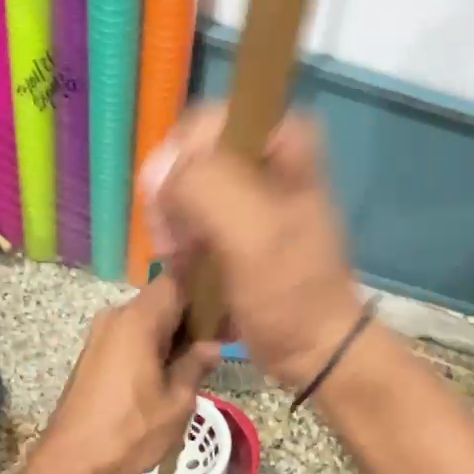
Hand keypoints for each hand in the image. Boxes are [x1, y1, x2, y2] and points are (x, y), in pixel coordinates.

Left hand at [32, 279, 221, 473]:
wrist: (72, 463)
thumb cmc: (130, 432)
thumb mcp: (177, 402)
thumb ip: (196, 365)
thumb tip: (211, 347)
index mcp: (138, 319)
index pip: (179, 280)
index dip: (206, 293)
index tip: (227, 318)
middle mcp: (114, 318)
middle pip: (161, 301)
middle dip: (191, 319)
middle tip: (219, 346)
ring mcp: (99, 338)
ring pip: (145, 323)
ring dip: (171, 338)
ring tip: (195, 367)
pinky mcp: (91, 360)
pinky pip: (129, 341)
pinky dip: (150, 351)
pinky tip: (166, 377)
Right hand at [143, 107, 366, 389]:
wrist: (314, 352)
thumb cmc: (290, 294)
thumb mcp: (252, 233)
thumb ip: (204, 186)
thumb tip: (158, 171)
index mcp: (282, 140)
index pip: (206, 121)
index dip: (178, 160)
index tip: (169, 205)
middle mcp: (266, 160)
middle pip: (191, 159)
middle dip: (172, 201)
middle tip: (172, 244)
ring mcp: (250, 199)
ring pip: (186, 194)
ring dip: (174, 230)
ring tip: (179, 265)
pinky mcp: (238, 233)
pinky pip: (192, 225)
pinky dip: (182, 248)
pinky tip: (185, 273)